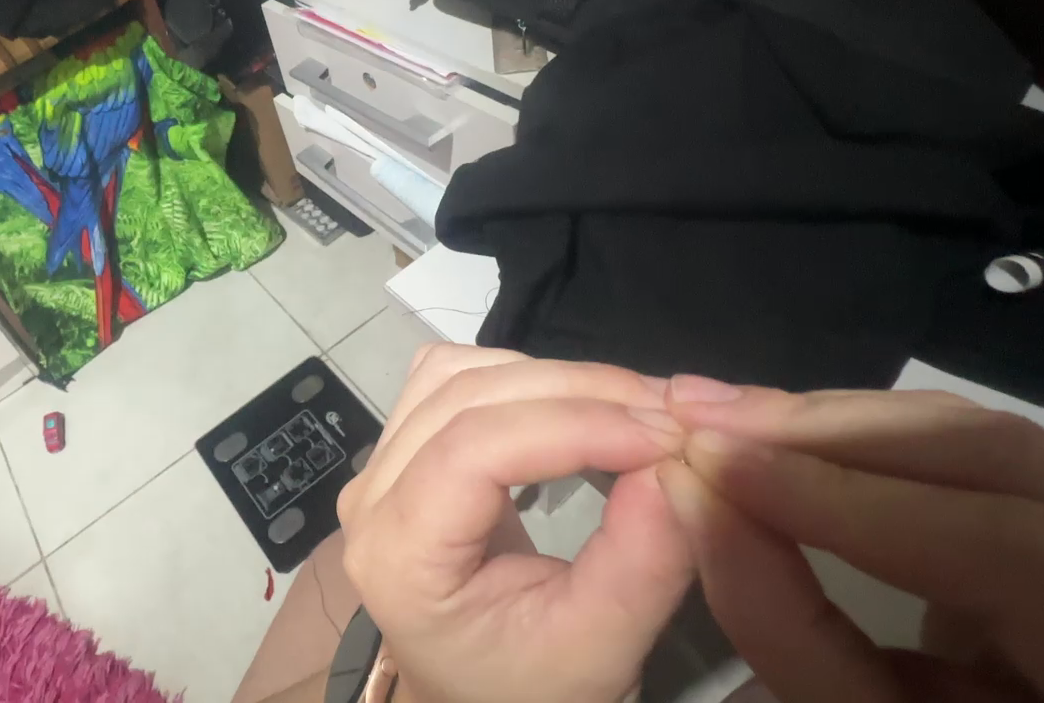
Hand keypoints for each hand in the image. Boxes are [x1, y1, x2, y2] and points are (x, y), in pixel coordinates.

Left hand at [337, 344, 692, 702]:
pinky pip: (449, 378)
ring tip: (630, 407)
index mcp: (397, 553)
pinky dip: (517, 375)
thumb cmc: (528, 688)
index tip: (666, 431)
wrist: (473, 690)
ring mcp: (376, 461)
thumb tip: (675, 463)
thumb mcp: (597, 651)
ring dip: (546, 376)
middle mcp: (368, 492)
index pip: (471, 450)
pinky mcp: (400, 444)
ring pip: (453, 372)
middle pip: (462, 397)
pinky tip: (569, 404)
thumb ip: (637, 563)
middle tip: (670, 410)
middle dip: (574, 390)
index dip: (571, 425)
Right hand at [656, 377, 1043, 702]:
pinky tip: (778, 433)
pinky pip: (963, 447)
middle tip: (695, 418)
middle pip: (1000, 453)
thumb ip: (789, 624)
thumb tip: (690, 490)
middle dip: (821, 427)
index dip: (841, 494)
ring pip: (979, 433)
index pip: (1011, 550)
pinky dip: (852, 433)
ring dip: (827, 419)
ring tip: (718, 416)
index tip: (704, 461)